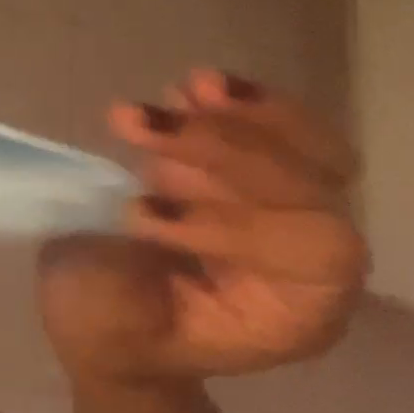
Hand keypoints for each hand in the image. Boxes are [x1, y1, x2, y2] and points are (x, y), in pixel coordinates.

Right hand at [39, 70, 367, 386]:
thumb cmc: (106, 325)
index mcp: (292, 311)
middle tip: (138, 125)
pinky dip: (240, 106)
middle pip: (309, 193)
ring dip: (238, 118)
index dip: (230, 223)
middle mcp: (308, 261)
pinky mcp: (248, 177)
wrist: (105, 313)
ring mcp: (284, 212)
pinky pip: (274, 134)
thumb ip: (128, 274)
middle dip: (228, 152)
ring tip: (179, 89)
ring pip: (303, 154)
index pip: (305, 253)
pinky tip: (190, 87)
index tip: (134, 213)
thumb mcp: (109, 317)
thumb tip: (121, 210)